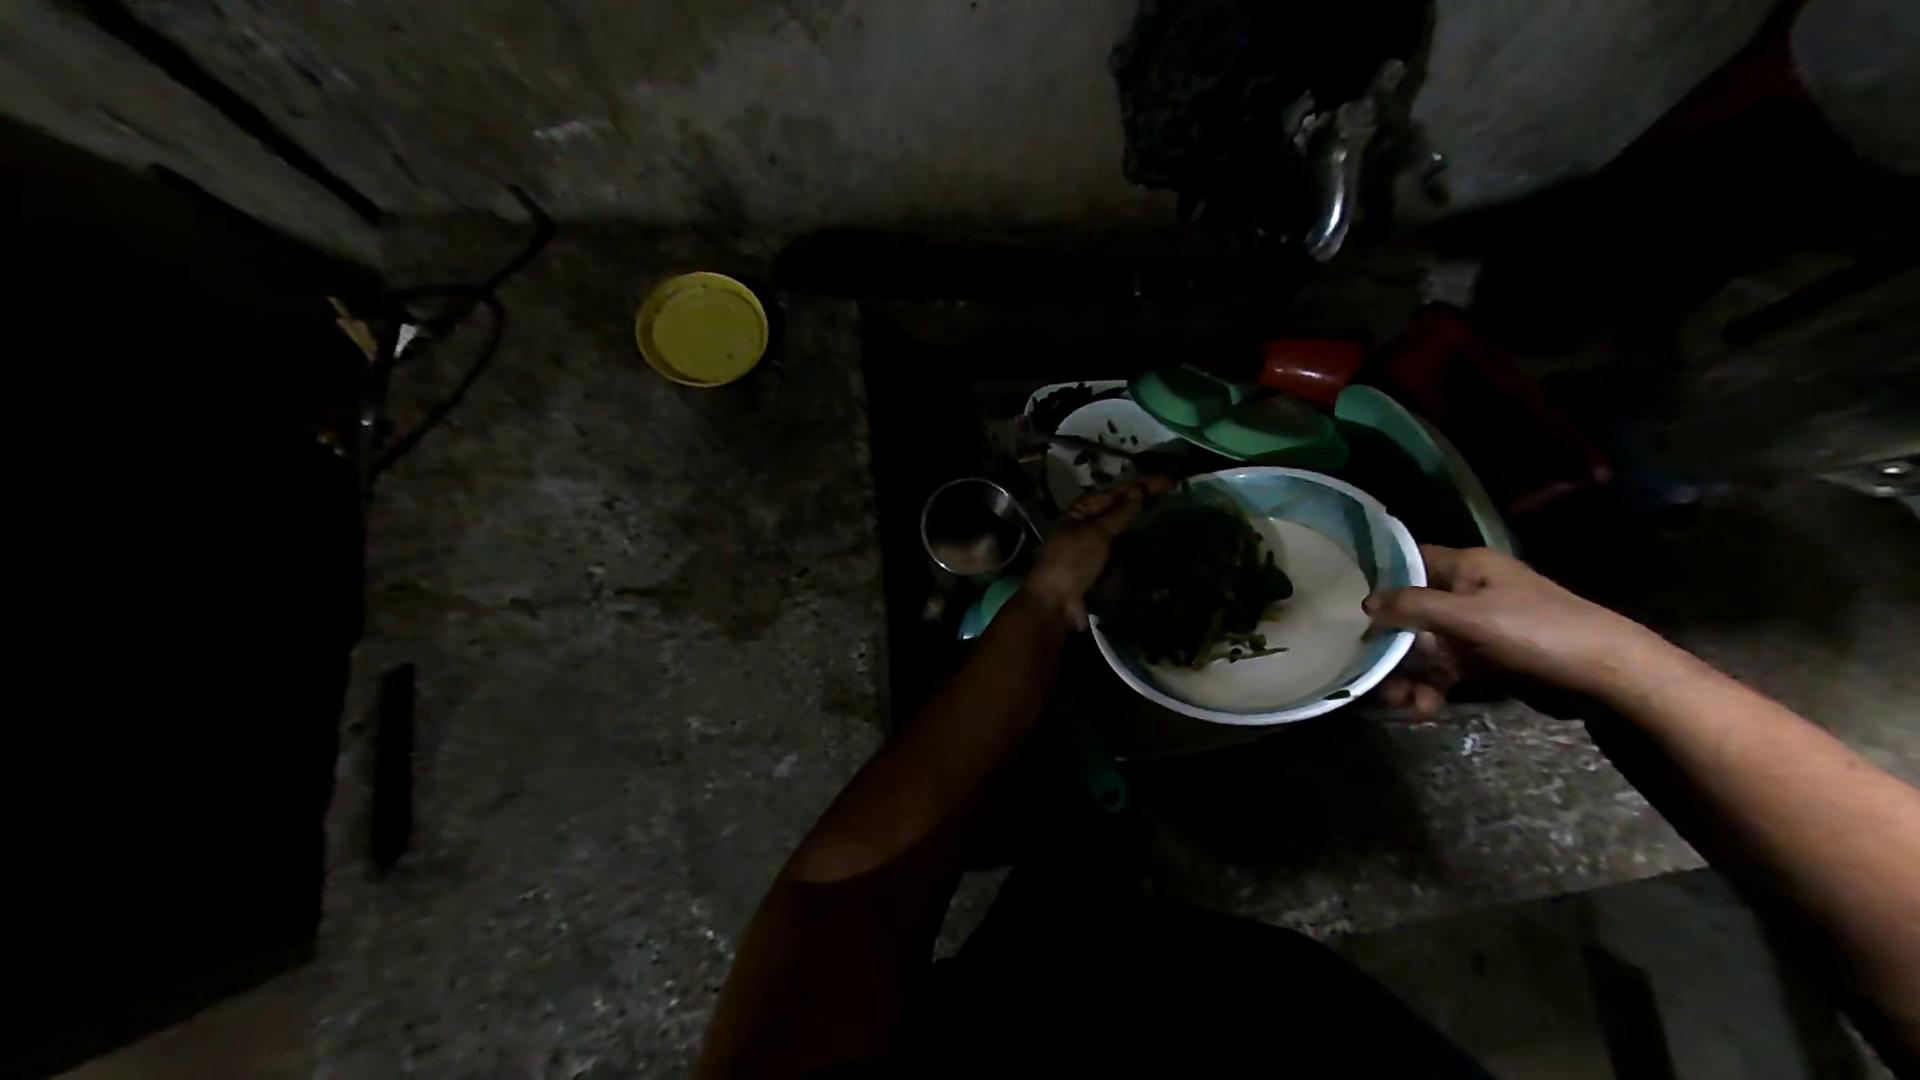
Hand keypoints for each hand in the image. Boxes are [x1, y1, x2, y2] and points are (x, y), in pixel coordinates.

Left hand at [1023, 477, 1171, 628]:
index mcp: (1080, 511)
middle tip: (1176, 499)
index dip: (1141, 484)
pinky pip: (1124, 553)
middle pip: (1120, 511)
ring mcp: (1094, 549)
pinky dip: (1139, 549)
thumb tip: (1138, 490)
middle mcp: (1087, 526)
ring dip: (1144, 526)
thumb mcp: (1095, 533)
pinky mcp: (1101, 569)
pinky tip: (1159, 547)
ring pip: (1124, 532)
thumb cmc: (1071, 562)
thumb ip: (1118, 513)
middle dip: (1144, 504)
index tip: (1169, 482)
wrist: (1055, 604)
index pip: (1115, 492)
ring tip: (1174, 519)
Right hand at [1366, 545, 1670, 714]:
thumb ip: (1413, 606)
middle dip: (1390, 643)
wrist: (1613, 680)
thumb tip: (1365, 602)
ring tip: (1397, 699)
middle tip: (1369, 668)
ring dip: (1407, 673)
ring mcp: (1476, 628)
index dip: (1379, 576)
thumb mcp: (1469, 615)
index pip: (1409, 560)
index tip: (1347, 597)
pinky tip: (1424, 705)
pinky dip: (1432, 686)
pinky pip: (1445, 669)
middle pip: (1410, 611)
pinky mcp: (1486, 659)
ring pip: (1424, 646)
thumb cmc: (1539, 632)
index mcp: (1468, 568)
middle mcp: (1468, 593)